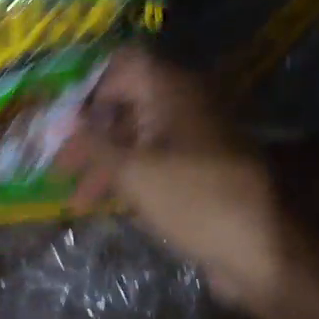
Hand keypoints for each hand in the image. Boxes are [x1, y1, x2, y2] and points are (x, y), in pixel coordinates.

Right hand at [52, 49, 315, 312]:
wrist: (262, 253)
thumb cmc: (194, 201)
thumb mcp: (133, 172)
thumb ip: (92, 143)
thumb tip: (61, 123)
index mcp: (173, 92)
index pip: (123, 65)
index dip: (89, 85)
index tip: (58, 116)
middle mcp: (185, 107)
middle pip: (126, 104)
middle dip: (88, 133)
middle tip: (57, 163)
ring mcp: (194, 140)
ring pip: (136, 138)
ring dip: (102, 162)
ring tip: (73, 197)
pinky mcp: (198, 172)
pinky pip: (152, 163)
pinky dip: (125, 177)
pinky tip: (100, 202)